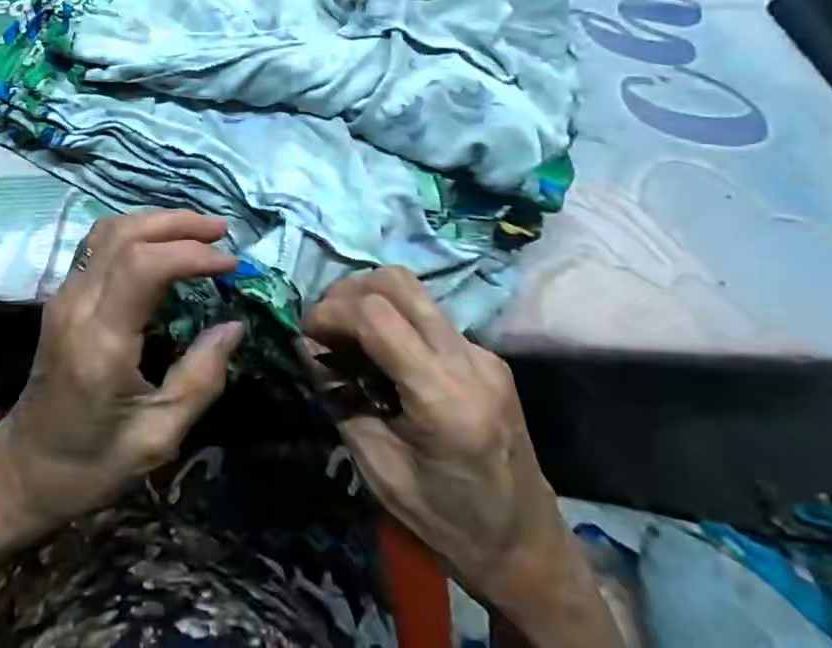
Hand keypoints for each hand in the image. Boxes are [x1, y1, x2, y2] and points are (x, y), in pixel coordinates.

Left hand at [0, 211, 243, 565]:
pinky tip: (161, 247)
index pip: (142, 265)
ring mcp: (62, 298)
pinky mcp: (60, 300)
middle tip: (222, 231)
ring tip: (198, 233)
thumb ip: (200, 378)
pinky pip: (95, 249)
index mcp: (100, 341)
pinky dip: (133, 235)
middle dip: (175, 223)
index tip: (232, 264)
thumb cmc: (93, 463)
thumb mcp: (159, 436)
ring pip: (104, 233)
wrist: (26, 467)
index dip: (190, 252)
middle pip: (121, 234)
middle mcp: (75, 306)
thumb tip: (234, 326)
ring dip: (153, 222)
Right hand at [305, 269, 617, 643]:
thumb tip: (305, 344)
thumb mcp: (376, 467)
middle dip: (346, 294)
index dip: (329, 312)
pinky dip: (390, 319)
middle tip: (323, 328)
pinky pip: (427, 315)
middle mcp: (470, 364)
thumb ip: (338, 398)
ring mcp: (484, 356)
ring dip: (367, 300)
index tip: (305, 335)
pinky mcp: (486, 358)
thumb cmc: (445, 520)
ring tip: (346, 337)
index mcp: (444, 399)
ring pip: (413, 291)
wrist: (526, 548)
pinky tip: (379, 357)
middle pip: (397, 283)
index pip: (376, 316)